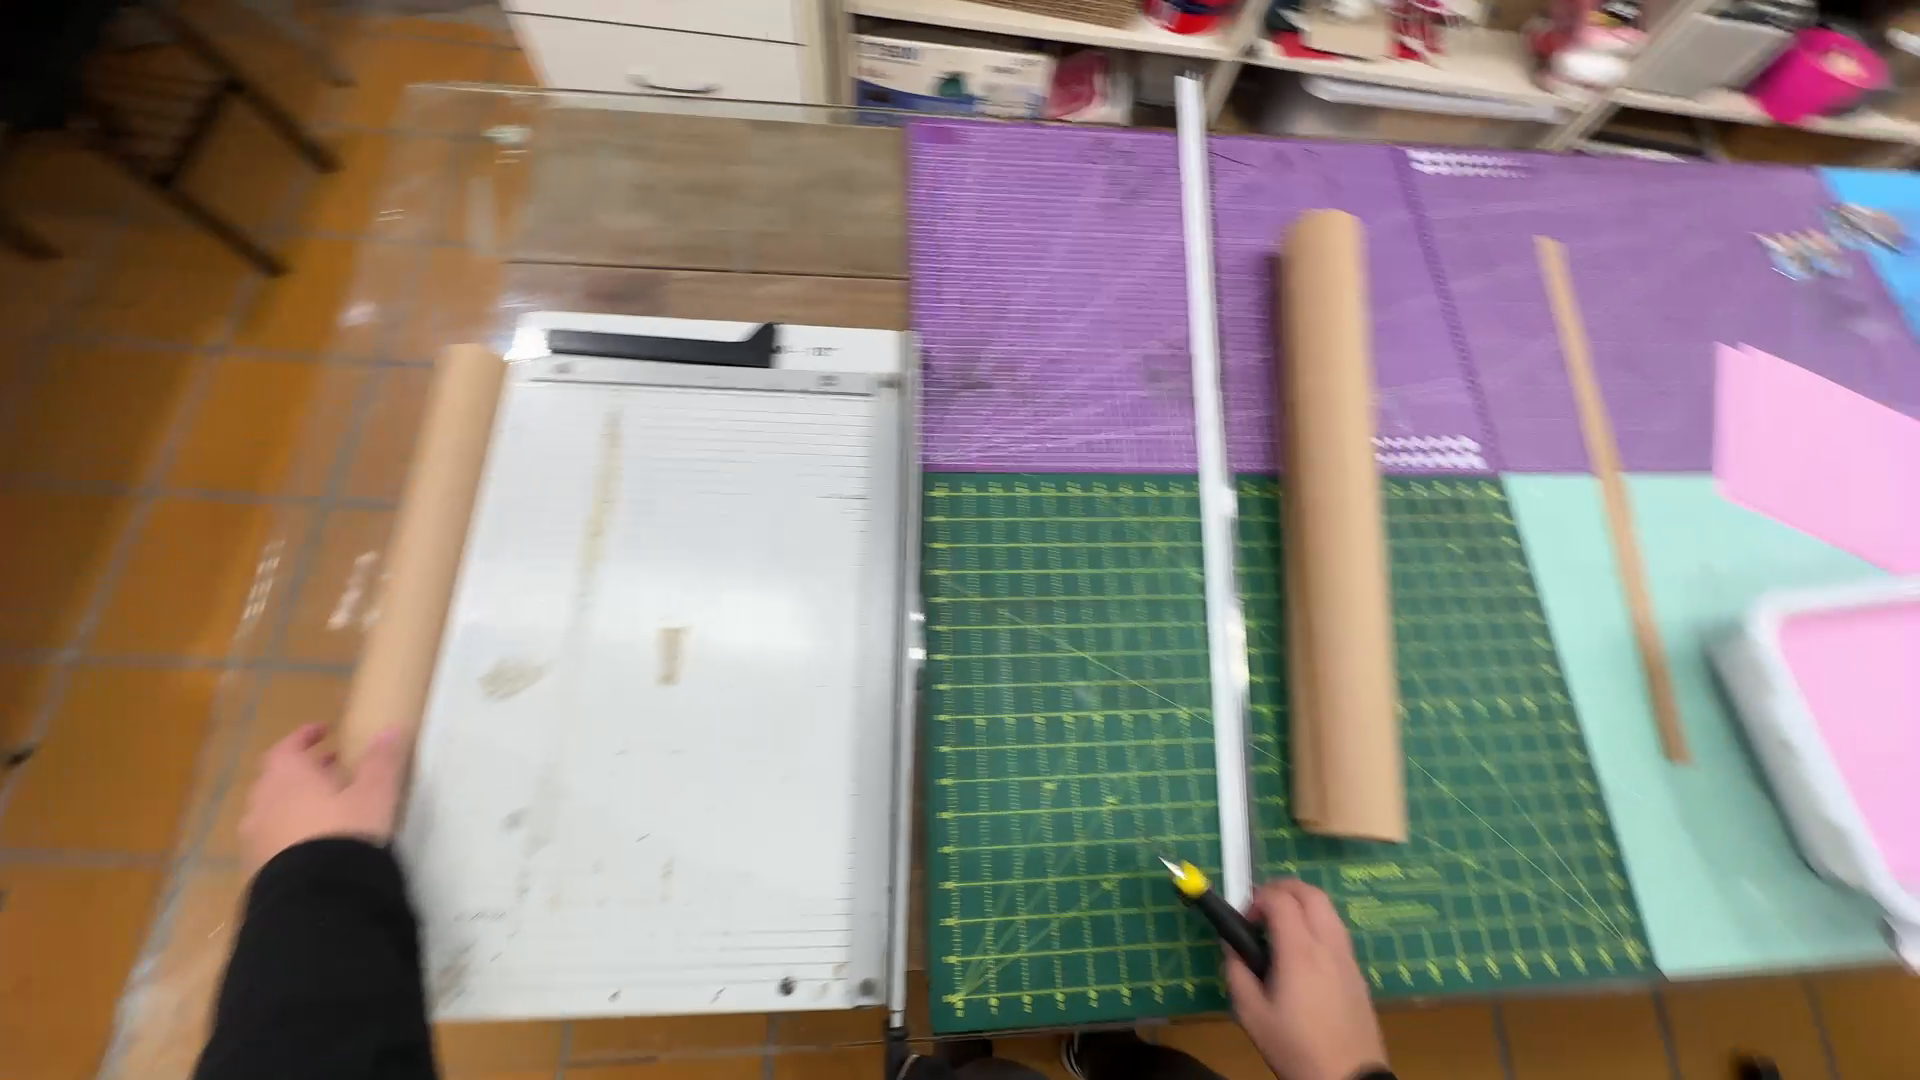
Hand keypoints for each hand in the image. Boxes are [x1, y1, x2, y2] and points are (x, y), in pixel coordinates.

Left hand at [239, 725, 409, 871]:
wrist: (313, 891)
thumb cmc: (345, 828)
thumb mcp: (375, 791)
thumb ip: (381, 760)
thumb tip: (389, 730)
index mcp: (288, 778)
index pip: (286, 748)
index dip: (303, 736)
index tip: (324, 730)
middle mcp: (263, 803)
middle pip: (277, 777)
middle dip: (304, 768)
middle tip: (332, 764)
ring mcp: (255, 835)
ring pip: (273, 806)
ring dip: (295, 798)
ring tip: (327, 802)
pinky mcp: (257, 863)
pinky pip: (272, 832)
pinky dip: (290, 824)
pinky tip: (314, 835)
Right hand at [1225, 879, 1388, 1079]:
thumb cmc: (1296, 1048)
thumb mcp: (1251, 1014)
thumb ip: (1236, 971)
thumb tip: (1232, 945)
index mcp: (1299, 952)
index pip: (1280, 899)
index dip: (1258, 898)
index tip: (1245, 920)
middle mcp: (1327, 946)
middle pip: (1310, 892)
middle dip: (1283, 888)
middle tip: (1263, 907)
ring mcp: (1347, 959)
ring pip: (1328, 909)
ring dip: (1302, 904)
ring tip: (1282, 927)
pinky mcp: (1359, 974)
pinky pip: (1337, 931)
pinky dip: (1317, 924)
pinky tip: (1304, 953)